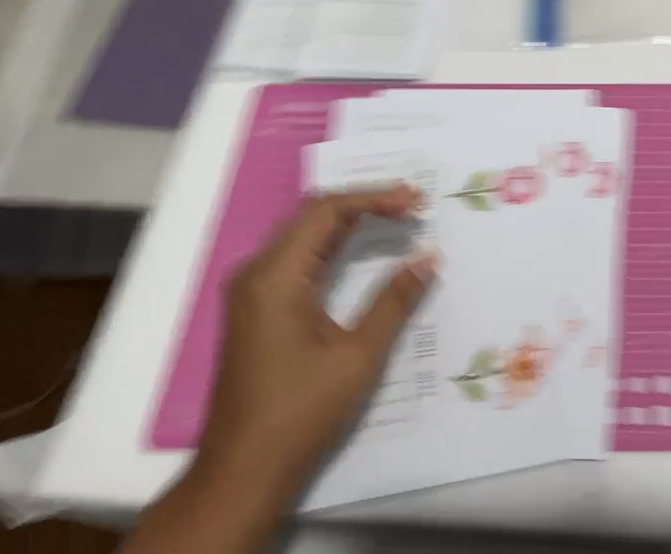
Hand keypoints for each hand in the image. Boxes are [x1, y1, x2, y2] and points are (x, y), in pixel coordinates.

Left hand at [198, 183, 439, 494]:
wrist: (242, 472)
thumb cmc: (301, 411)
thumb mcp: (358, 355)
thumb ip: (394, 300)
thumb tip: (428, 257)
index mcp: (275, 276)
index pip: (327, 211)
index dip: (375, 198)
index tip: (418, 200)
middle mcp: (257, 273)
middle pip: (313, 216)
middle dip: (365, 204)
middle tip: (414, 204)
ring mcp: (252, 292)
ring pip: (305, 235)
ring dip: (350, 223)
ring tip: (397, 218)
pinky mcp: (257, 310)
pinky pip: (298, 259)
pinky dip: (334, 246)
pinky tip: (363, 250)